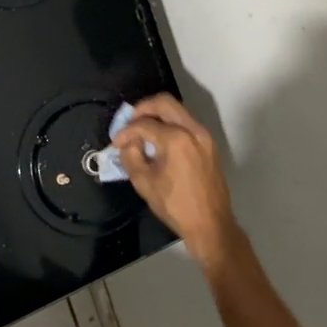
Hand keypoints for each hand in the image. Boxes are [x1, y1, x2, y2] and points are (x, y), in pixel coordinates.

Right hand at [111, 94, 240, 261]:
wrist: (210, 223)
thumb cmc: (175, 206)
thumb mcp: (144, 183)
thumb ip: (131, 156)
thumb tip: (128, 143)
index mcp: (176, 139)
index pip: (144, 124)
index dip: (126, 131)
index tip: (115, 143)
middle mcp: (193, 130)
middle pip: (165, 102)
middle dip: (143, 109)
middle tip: (129, 122)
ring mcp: (204, 135)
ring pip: (178, 110)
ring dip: (158, 115)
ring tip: (142, 131)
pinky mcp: (209, 144)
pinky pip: (187, 123)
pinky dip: (171, 124)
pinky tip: (159, 140)